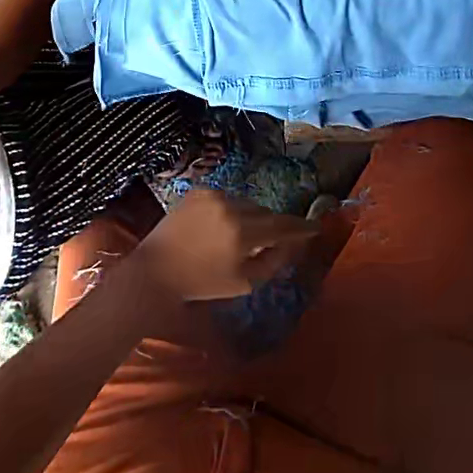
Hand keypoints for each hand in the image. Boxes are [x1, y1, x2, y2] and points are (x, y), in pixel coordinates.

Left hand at [130, 189, 319, 303]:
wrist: (156, 269)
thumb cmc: (202, 282)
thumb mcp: (244, 282)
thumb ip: (272, 261)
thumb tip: (289, 245)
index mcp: (243, 232)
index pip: (282, 225)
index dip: (301, 227)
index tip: (315, 227)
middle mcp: (230, 206)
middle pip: (264, 212)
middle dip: (270, 225)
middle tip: (270, 241)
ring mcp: (212, 195)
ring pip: (245, 203)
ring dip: (249, 217)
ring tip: (236, 238)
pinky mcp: (198, 190)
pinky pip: (225, 198)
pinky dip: (228, 210)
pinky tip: (217, 228)